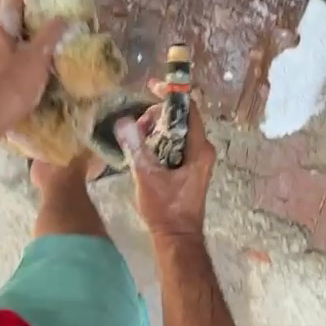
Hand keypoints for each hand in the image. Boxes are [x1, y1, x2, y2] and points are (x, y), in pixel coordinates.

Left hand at [0, 0, 66, 152]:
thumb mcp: (35, 61)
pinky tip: (36, 72)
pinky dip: (21, 58)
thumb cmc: (5, 89)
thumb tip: (62, 17)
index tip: (59, 0)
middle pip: (14, 17)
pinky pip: (5, 57)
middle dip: (38, 20)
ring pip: (9, 39)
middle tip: (62, 27)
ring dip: (30, 42)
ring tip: (54, 49)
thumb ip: (49, 36)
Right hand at [117, 96, 215, 241]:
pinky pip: (176, 143)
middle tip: (136, 125)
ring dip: (156, 128)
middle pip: (181, 117)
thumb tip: (123, 121)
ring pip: (177, 130)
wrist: (177, 238)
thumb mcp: (146, 175)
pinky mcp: (189, 167)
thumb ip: (135, 147)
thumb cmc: (165, 209)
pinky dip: (159, 139)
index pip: (189, 108)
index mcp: (199, 148)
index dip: (171, 94)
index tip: (151, 87)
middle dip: (157, 114)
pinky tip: (143, 147)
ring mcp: (197, 158)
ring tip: (137, 137)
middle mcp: (203, 149)